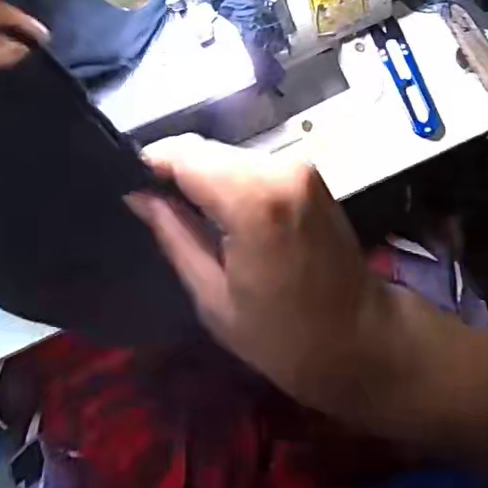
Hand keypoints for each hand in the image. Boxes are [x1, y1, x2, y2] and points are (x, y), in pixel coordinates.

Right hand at [127, 135, 389, 407]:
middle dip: (174, 170)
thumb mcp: (213, 296)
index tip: (125, 185)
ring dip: (202, 175)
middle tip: (148, 203)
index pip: (186, 153)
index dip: (150, 163)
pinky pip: (251, 162)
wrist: (361, 338)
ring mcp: (298, 163)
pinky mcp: (307, 169)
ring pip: (227, 153)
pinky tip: (218, 209)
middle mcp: (279, 165)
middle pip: (206, 149)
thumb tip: (136, 193)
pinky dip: (228, 178)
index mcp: (255, 198)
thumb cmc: (284, 336)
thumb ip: (172, 233)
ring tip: (182, 210)